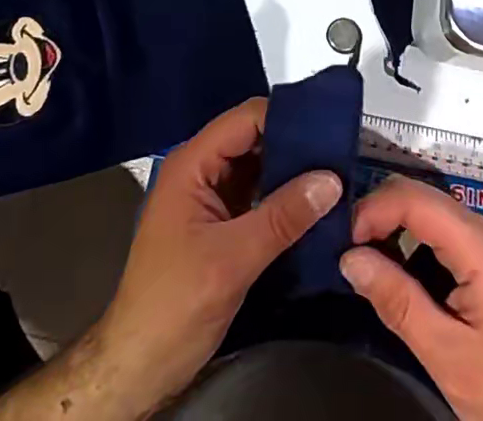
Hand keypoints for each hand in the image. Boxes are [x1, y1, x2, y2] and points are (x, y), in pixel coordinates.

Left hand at [95, 98, 341, 409]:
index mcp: (192, 165)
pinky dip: (285, 197)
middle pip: (253, 139)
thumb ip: (283, 216)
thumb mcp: (232, 258)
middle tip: (342, 152)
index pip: (245, 120)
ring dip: (293, 171)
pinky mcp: (221, 222)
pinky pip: (258, 195)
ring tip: (338, 173)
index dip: (286, 117)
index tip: (329, 127)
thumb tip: (331, 179)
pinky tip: (316, 204)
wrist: (140, 365)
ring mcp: (210, 197)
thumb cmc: (173, 305)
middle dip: (295, 143)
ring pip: (259, 167)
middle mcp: (200, 171)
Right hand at [340, 177, 482, 420]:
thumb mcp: (446, 354)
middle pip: (417, 195)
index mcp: (478, 246)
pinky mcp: (480, 259)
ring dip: (389, 226)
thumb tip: (349, 258)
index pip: (413, 197)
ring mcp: (482, 243)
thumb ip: (397, 301)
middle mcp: (481, 231)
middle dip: (377, 214)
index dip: (373, 209)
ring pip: (423, 209)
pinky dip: (405, 240)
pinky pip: (434, 231)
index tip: (343, 242)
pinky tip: (390, 272)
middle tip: (347, 252)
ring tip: (362, 262)